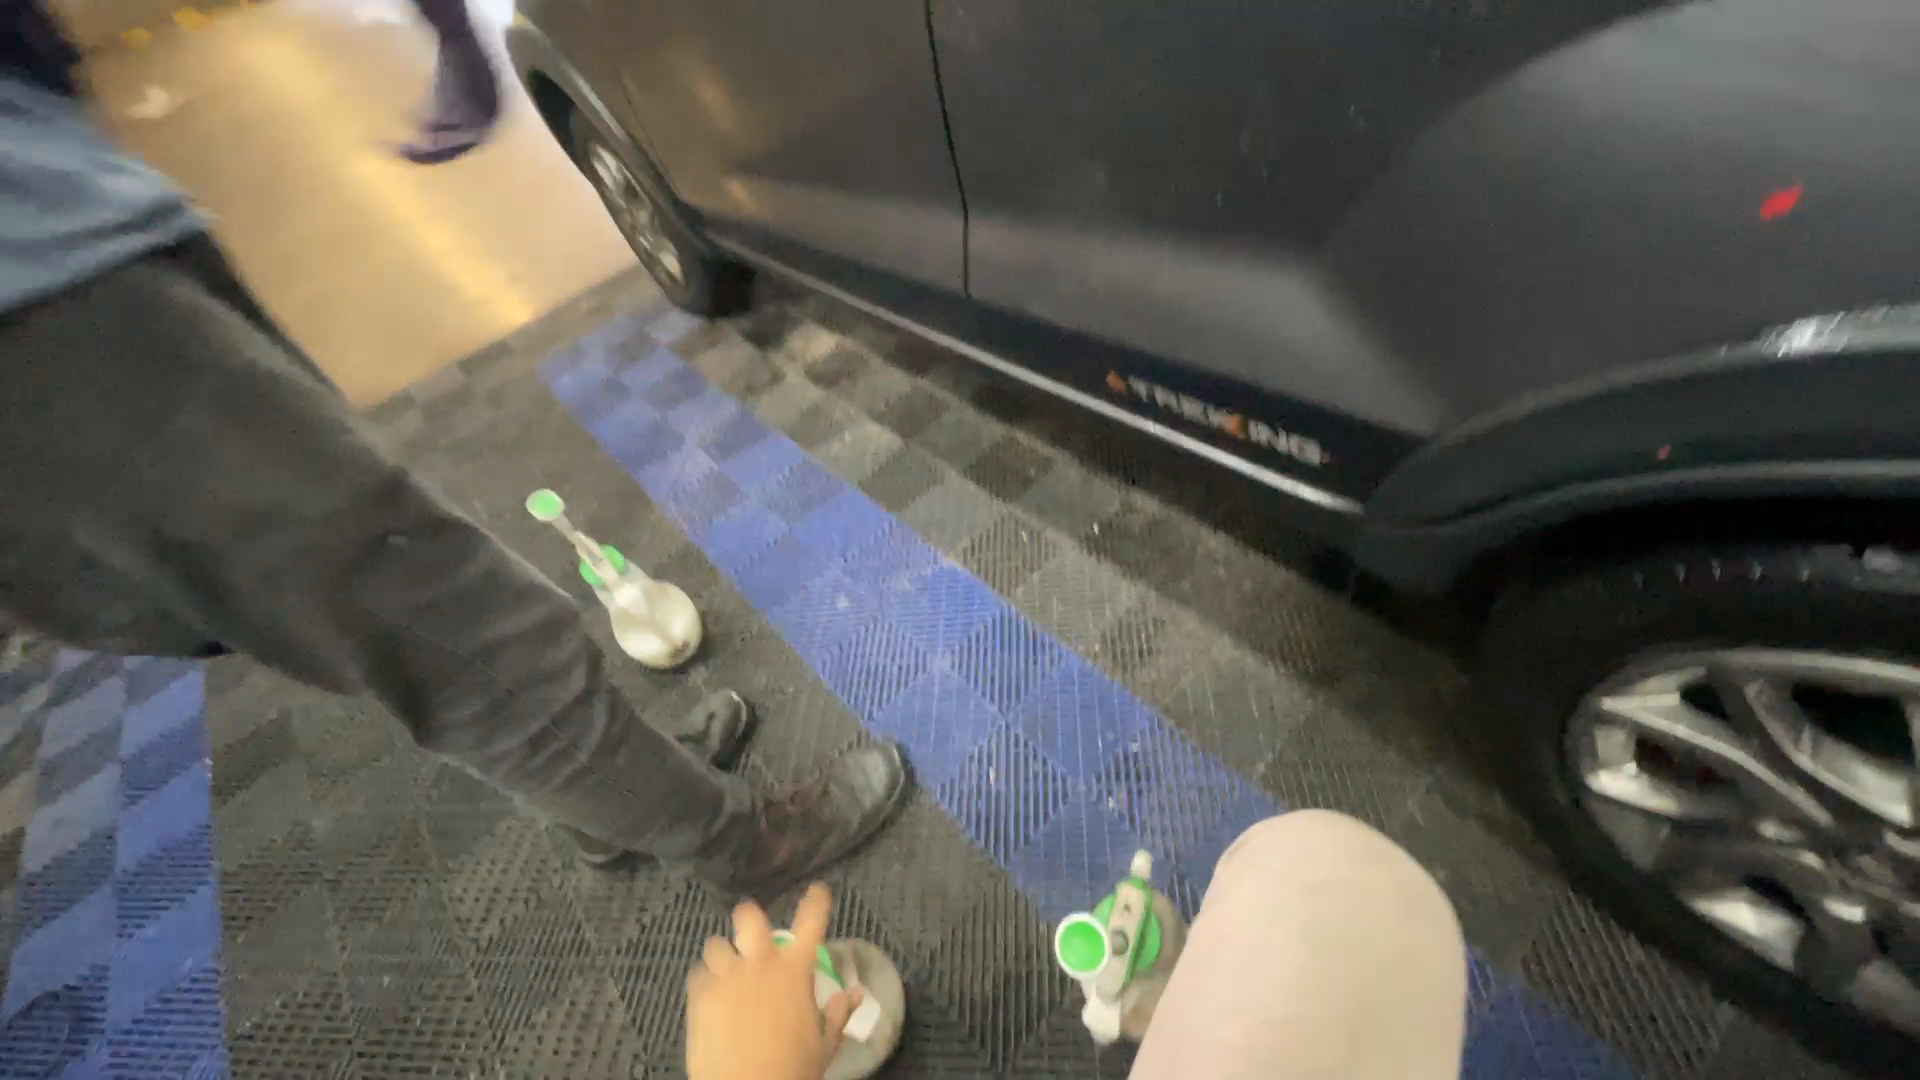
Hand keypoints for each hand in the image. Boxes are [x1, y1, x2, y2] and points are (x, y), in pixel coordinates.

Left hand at [685, 883, 864, 1079]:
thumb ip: (837, 1014)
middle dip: (747, 918)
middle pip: (749, 917)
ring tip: (722, 970)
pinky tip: (706, 997)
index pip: (812, 920)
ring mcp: (727, 976)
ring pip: (715, 944)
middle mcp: (761, 962)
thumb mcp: (824, 1045)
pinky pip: (696, 975)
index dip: (816, 899)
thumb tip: (855, 993)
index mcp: (795, 969)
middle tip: (747, 932)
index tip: (817, 889)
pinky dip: (702, 982)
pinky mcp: (700, 997)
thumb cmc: (792, 1070)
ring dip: (720, 955)